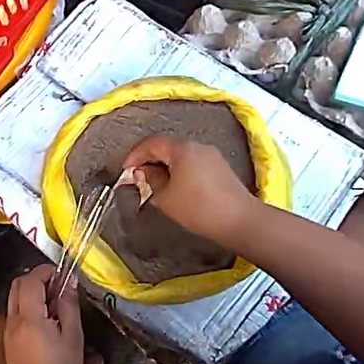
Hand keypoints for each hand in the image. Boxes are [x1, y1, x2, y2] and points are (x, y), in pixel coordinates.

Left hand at [2, 265, 82, 363]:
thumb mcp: (73, 337)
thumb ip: (69, 306)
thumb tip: (68, 283)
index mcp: (30, 318)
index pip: (30, 280)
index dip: (46, 271)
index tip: (62, 274)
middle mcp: (13, 320)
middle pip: (17, 284)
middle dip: (36, 277)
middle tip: (58, 285)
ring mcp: (8, 329)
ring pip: (14, 296)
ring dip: (31, 291)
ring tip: (54, 303)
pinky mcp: (8, 338)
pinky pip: (15, 310)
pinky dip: (28, 305)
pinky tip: (46, 318)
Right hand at [121, 137, 264, 248]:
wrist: (239, 220)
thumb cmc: (198, 208)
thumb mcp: (166, 196)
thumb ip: (152, 179)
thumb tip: (145, 170)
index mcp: (182, 149)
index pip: (152, 143)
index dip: (135, 154)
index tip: (125, 169)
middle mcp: (198, 146)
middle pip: (167, 146)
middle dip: (150, 160)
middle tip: (138, 177)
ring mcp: (212, 155)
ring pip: (181, 155)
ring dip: (165, 166)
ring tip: (155, 184)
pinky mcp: (220, 167)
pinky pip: (193, 163)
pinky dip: (180, 170)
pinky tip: (176, 187)